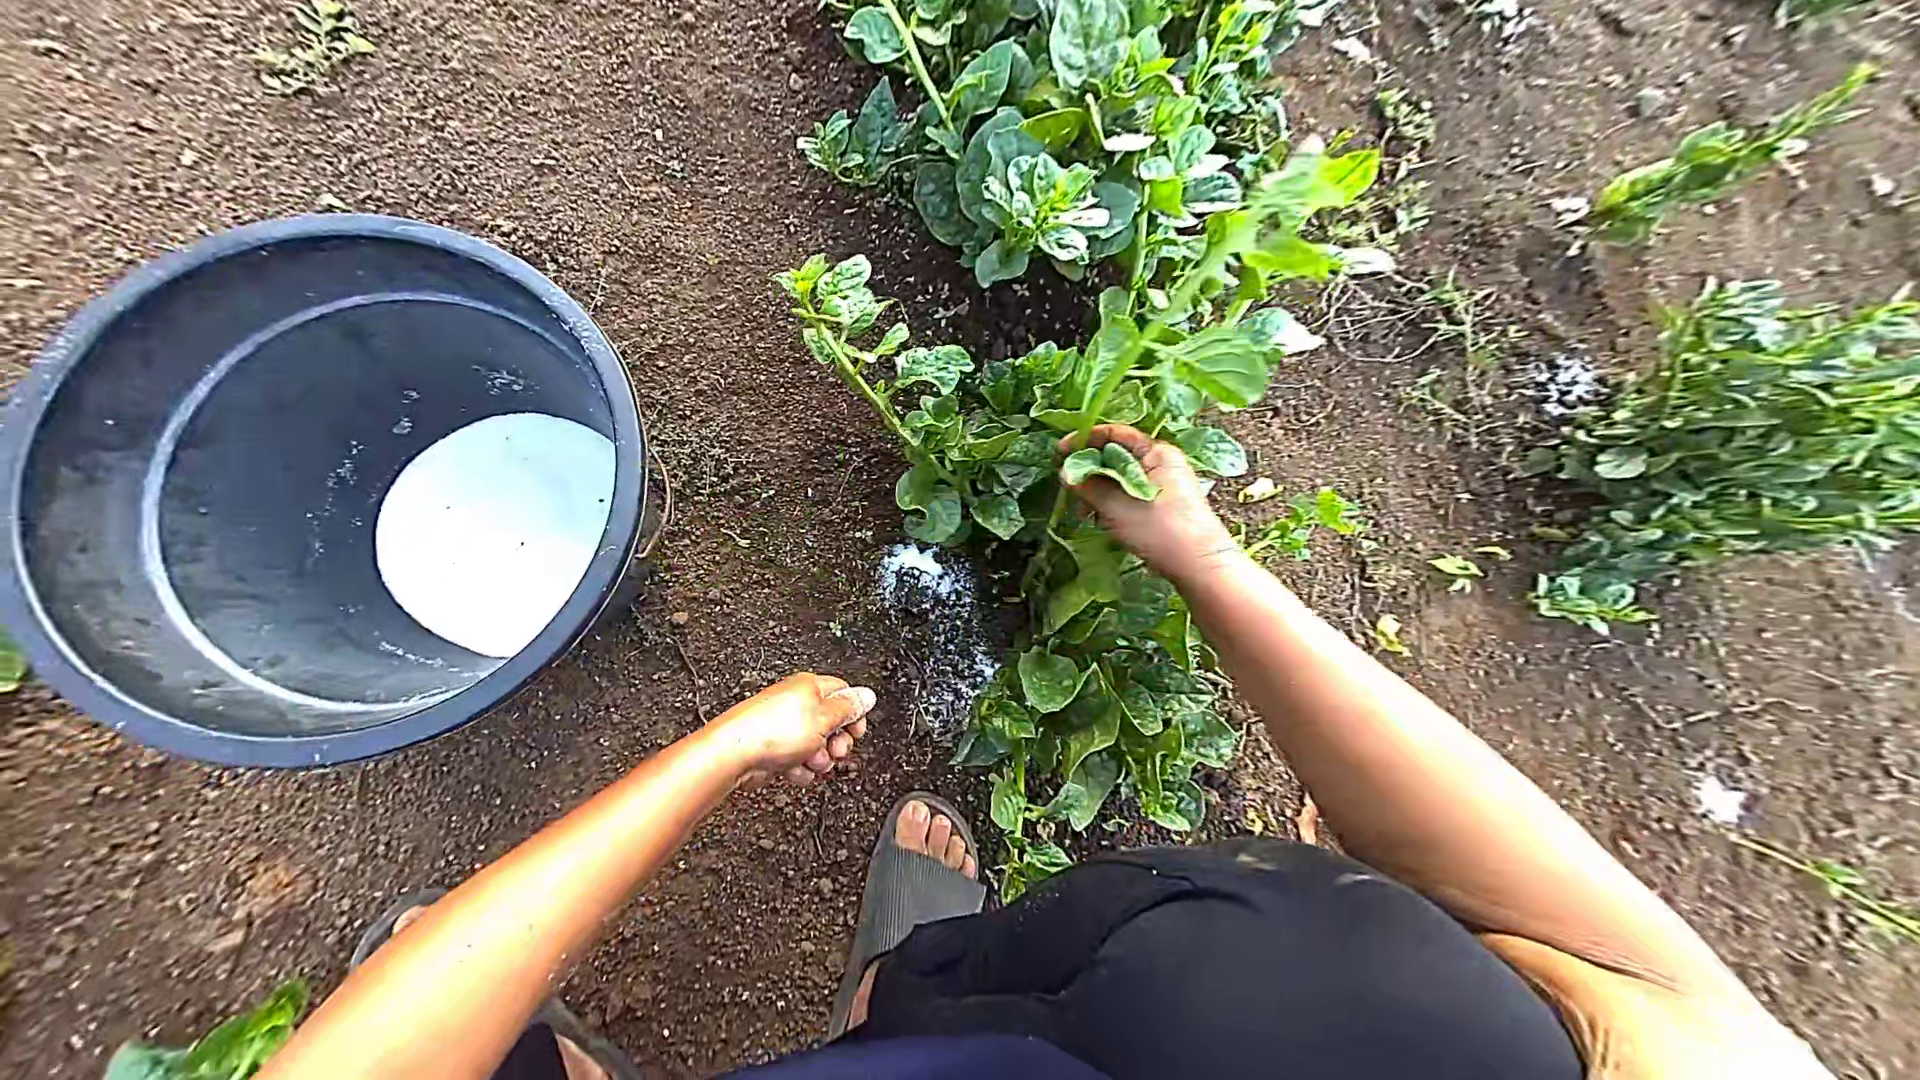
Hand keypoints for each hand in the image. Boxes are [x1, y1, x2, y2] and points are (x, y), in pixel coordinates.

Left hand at [701, 673, 875, 786]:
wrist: (733, 755)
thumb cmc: (771, 731)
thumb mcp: (824, 718)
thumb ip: (849, 708)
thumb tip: (867, 696)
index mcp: (810, 687)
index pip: (844, 694)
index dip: (854, 715)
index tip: (856, 732)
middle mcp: (796, 703)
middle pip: (832, 722)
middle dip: (837, 742)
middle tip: (836, 751)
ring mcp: (783, 726)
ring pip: (815, 745)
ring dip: (818, 759)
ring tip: (810, 762)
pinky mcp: (772, 747)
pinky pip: (796, 759)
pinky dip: (799, 769)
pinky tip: (794, 771)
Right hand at [1058, 425, 1239, 583]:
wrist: (1199, 566)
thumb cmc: (1161, 531)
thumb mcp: (1117, 507)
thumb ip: (1089, 486)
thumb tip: (1065, 472)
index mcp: (1157, 453)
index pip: (1115, 434)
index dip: (1084, 440)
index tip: (1060, 453)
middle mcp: (1163, 463)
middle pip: (1116, 456)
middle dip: (1089, 471)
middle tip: (1070, 488)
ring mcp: (1164, 484)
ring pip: (1121, 478)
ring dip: (1098, 490)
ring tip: (1085, 512)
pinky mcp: (1163, 504)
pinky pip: (1130, 493)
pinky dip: (1112, 502)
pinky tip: (1101, 519)